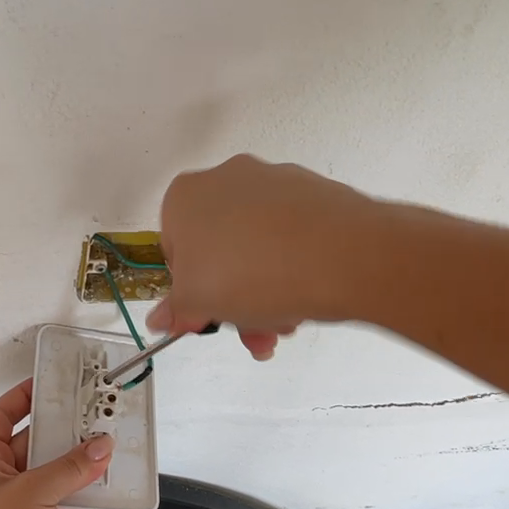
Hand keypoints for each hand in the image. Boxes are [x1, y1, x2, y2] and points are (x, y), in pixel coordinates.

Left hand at [0, 379, 113, 508]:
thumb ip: (71, 468)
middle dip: (61, 434)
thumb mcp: (36, 492)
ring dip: (75, 467)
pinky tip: (103, 492)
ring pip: (48, 473)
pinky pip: (58, 501)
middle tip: (91, 418)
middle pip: (31, 443)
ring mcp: (12, 503)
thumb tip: (99, 447)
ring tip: (105, 452)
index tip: (51, 384)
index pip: (1, 414)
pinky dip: (79, 497)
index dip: (24, 397)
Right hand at [148, 154, 377, 359]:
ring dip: (263, 291)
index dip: (190, 291)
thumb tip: (164, 317)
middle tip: (249, 330)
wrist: (343, 256)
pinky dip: (293, 268)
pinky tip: (304, 300)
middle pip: (219, 250)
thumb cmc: (255, 272)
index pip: (175, 250)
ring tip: (282, 324)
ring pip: (257, 247)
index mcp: (185, 196)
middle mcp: (227, 178)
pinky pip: (292, 237)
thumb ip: (176, 310)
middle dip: (232, 297)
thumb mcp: (197, 303)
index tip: (207, 315)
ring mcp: (275, 182)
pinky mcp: (315, 194)